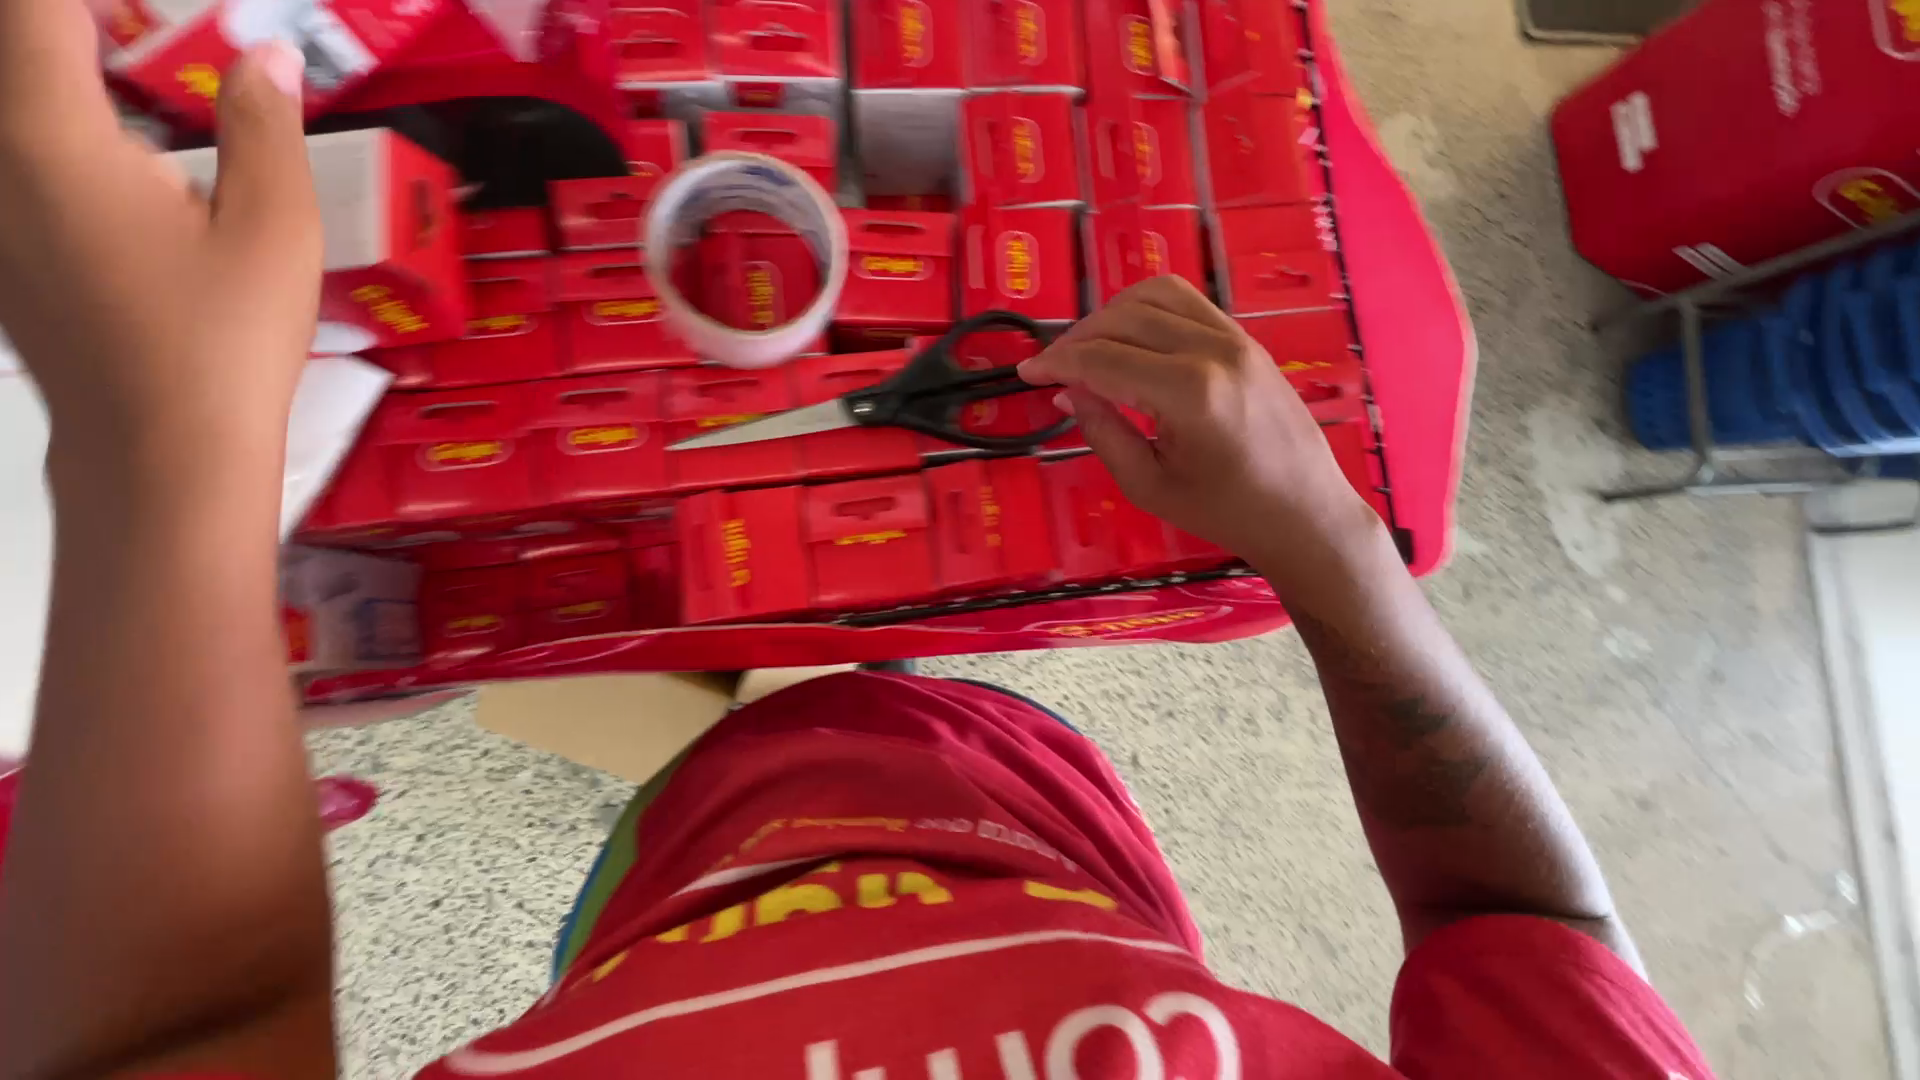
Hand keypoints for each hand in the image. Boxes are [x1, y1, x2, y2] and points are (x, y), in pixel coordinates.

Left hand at [0, 1, 319, 471]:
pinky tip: (156, 207)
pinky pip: (31, 172)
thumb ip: (265, 130)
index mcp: (47, 135)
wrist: (162, 447)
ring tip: (185, 138)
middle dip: (108, 39)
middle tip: (197, 69)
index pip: (38, 9)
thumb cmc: (227, 338)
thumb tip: (267, 54)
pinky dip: (84, 158)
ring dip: (98, 101)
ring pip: (30, 119)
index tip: (179, 27)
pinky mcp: (3, 255)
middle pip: (23, 55)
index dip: (108, 3)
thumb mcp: (275, 231)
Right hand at [1019, 276, 1377, 574]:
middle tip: (1051, 368)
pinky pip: (1186, 302)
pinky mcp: (1246, 338)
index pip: (1104, 359)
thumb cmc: (1226, 513)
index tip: (1027, 374)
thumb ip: (1103, 432)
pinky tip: (1129, 339)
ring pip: (1156, 294)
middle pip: (1124, 318)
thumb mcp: (1149, 486)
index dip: (1057, 363)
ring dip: (1110, 314)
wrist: (1305, 512)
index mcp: (1189, 392)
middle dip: (1077, 338)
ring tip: (1087, 349)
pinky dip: (1147, 309)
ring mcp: (1236, 337)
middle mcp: (1213, 350)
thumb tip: (1068, 392)